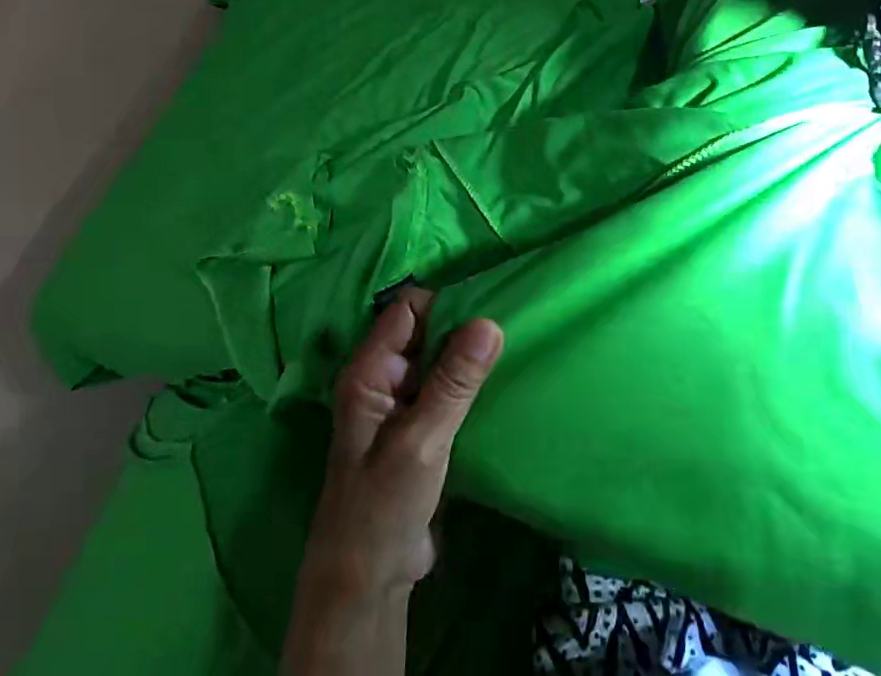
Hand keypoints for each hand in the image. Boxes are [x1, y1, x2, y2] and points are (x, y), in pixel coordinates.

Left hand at [280, 288, 504, 675]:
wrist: (370, 575)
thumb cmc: (384, 504)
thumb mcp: (422, 440)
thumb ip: (453, 382)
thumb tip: (489, 322)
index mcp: (368, 371)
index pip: (406, 311)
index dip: (445, 306)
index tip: (489, 310)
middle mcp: (381, 379)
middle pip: (423, 333)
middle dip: (461, 330)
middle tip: (510, 330)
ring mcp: (400, 404)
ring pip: (437, 362)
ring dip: (467, 359)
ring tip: (512, 353)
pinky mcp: (418, 428)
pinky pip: (444, 391)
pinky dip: (467, 386)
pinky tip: (498, 387)